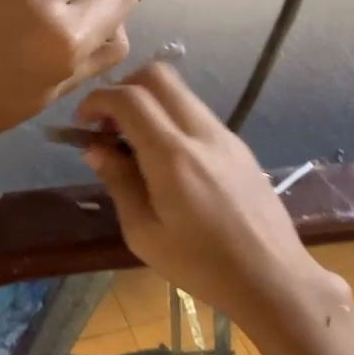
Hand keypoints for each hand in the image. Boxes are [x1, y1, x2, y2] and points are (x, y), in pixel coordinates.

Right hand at [75, 64, 343, 322]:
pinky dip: (171, 120)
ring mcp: (225, 136)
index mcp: (172, 156)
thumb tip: (95, 149)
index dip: (97, 100)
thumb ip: (119, 182)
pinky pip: (197, 115)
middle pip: (158, 76)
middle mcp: (201, 133)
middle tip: (108, 126)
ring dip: (149, 104)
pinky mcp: (239, 147)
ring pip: (180, 92)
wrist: (272, 278)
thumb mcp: (144, 233)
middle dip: (123, 88)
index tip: (81, 123)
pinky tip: (165, 161)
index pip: (129, 98)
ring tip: (133, 146)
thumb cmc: (201, 265)